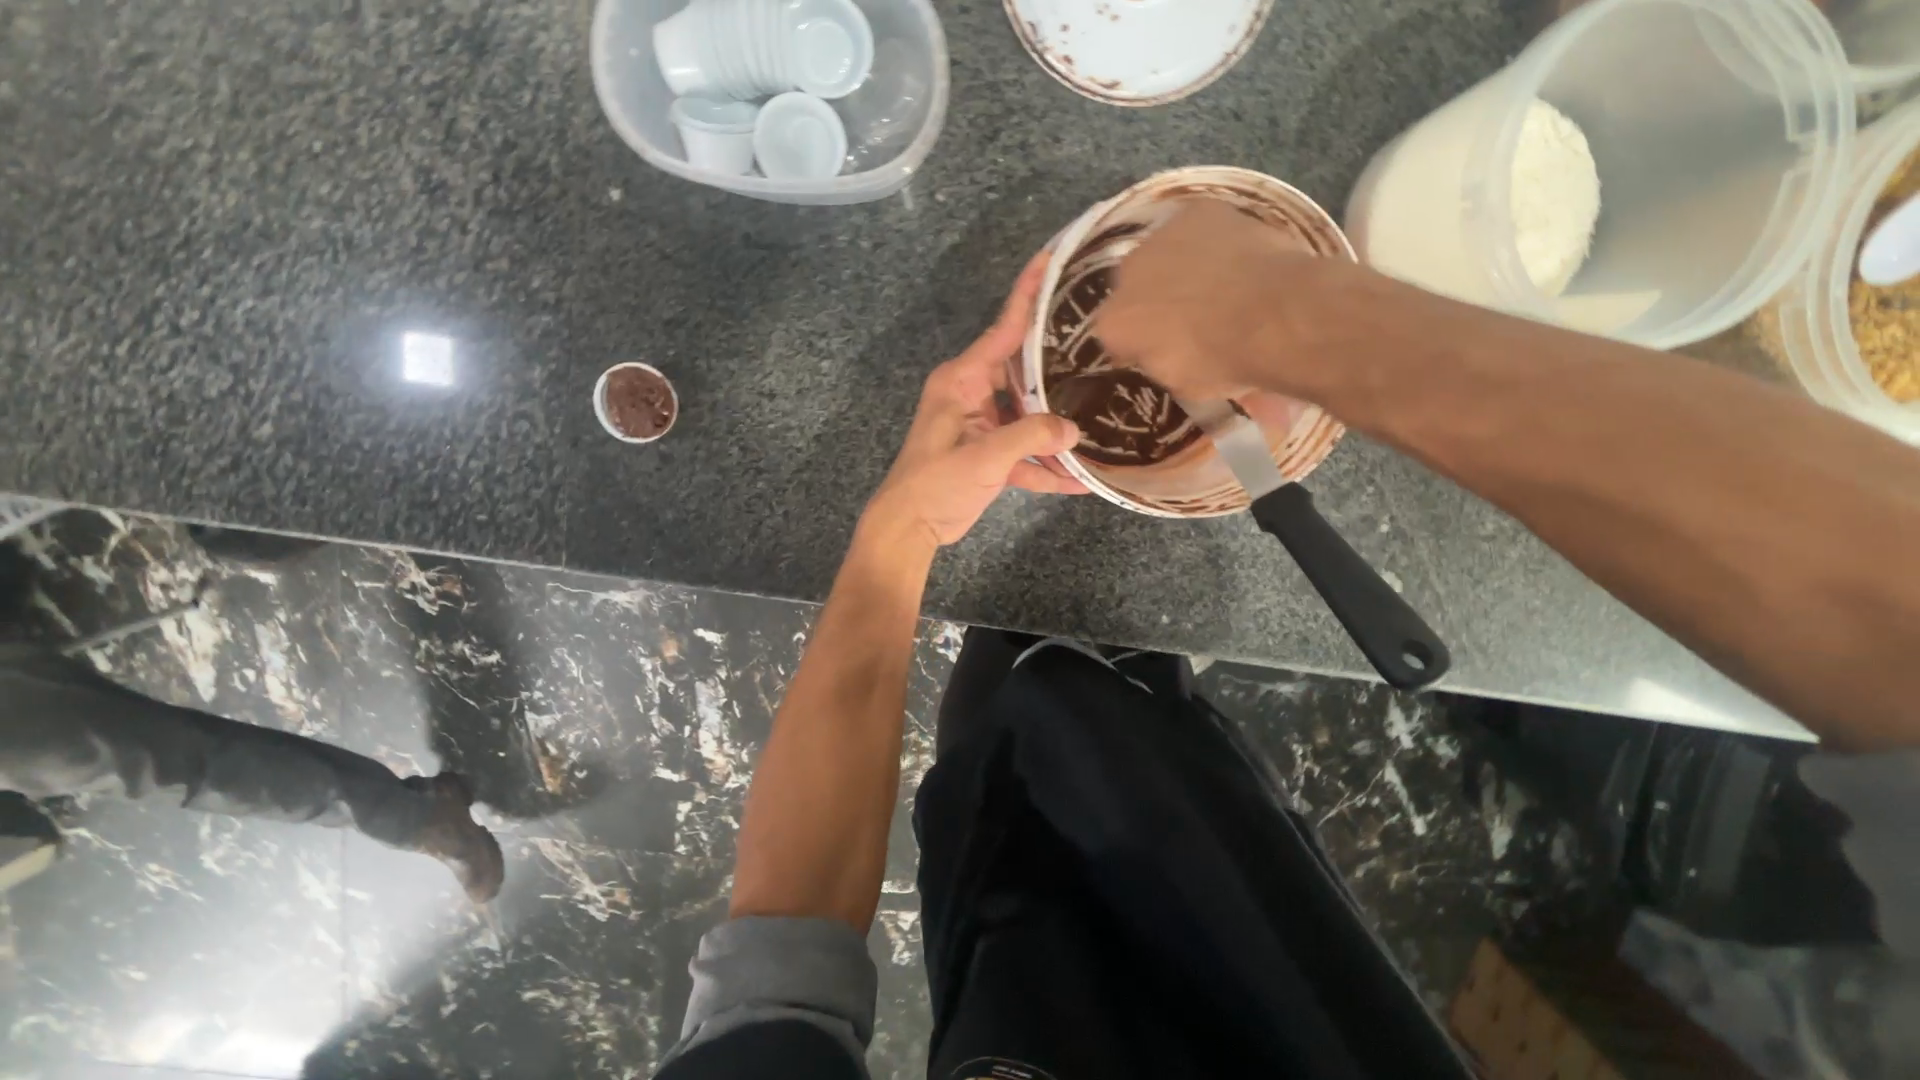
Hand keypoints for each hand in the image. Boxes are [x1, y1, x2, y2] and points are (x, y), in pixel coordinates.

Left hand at [868, 250, 1087, 547]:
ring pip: (1028, 416)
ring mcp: (980, 426)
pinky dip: (1046, 466)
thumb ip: (1031, 437)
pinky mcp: (987, 456)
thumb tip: (1074, 431)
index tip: (1051, 259)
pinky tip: (1081, 481)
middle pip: (1022, 372)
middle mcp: (971, 395)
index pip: (1003, 330)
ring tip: (1100, 422)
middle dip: (1057, 369)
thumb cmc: (935, 483)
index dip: (1027, 294)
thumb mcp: (984, 457)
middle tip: (1100, 350)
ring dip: (1056, 430)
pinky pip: (1023, 453)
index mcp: (961, 380)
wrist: (909, 527)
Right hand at [1096, 201, 1345, 403]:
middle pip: (1132, 285)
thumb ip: (1158, 360)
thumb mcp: (1181, 382)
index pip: (1114, 333)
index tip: (1157, 349)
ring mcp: (1160, 236)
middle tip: (1185, 314)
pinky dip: (1209, 240)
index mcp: (1114, 323)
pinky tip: (1233, 254)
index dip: (1135, 341)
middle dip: (1151, 298)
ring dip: (1177, 265)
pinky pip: (1197, 227)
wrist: (1274, 315)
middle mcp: (1126, 274)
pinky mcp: (1198, 211)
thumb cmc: (1224, 362)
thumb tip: (1160, 350)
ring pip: (1162, 252)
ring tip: (1214, 282)